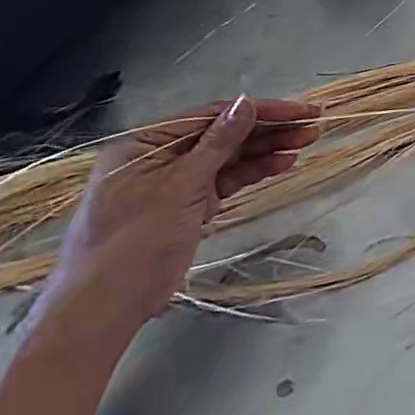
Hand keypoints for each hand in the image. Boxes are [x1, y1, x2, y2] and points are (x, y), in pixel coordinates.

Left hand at [48, 96, 320, 324]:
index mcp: (148, 142)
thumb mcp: (178, 187)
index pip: (212, 116)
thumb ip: (217, 143)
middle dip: (268, 129)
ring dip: (266, 149)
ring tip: (306, 141)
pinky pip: (225, 181)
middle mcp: (163, 156)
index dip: (257, 110)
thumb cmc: (134, 242)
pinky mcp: (189, 207)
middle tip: (311, 123)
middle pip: (223, 134)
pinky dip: (252, 172)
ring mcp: (176, 182)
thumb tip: (246, 101)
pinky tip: (282, 164)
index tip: (296, 109)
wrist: (103, 312)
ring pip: (229, 157)